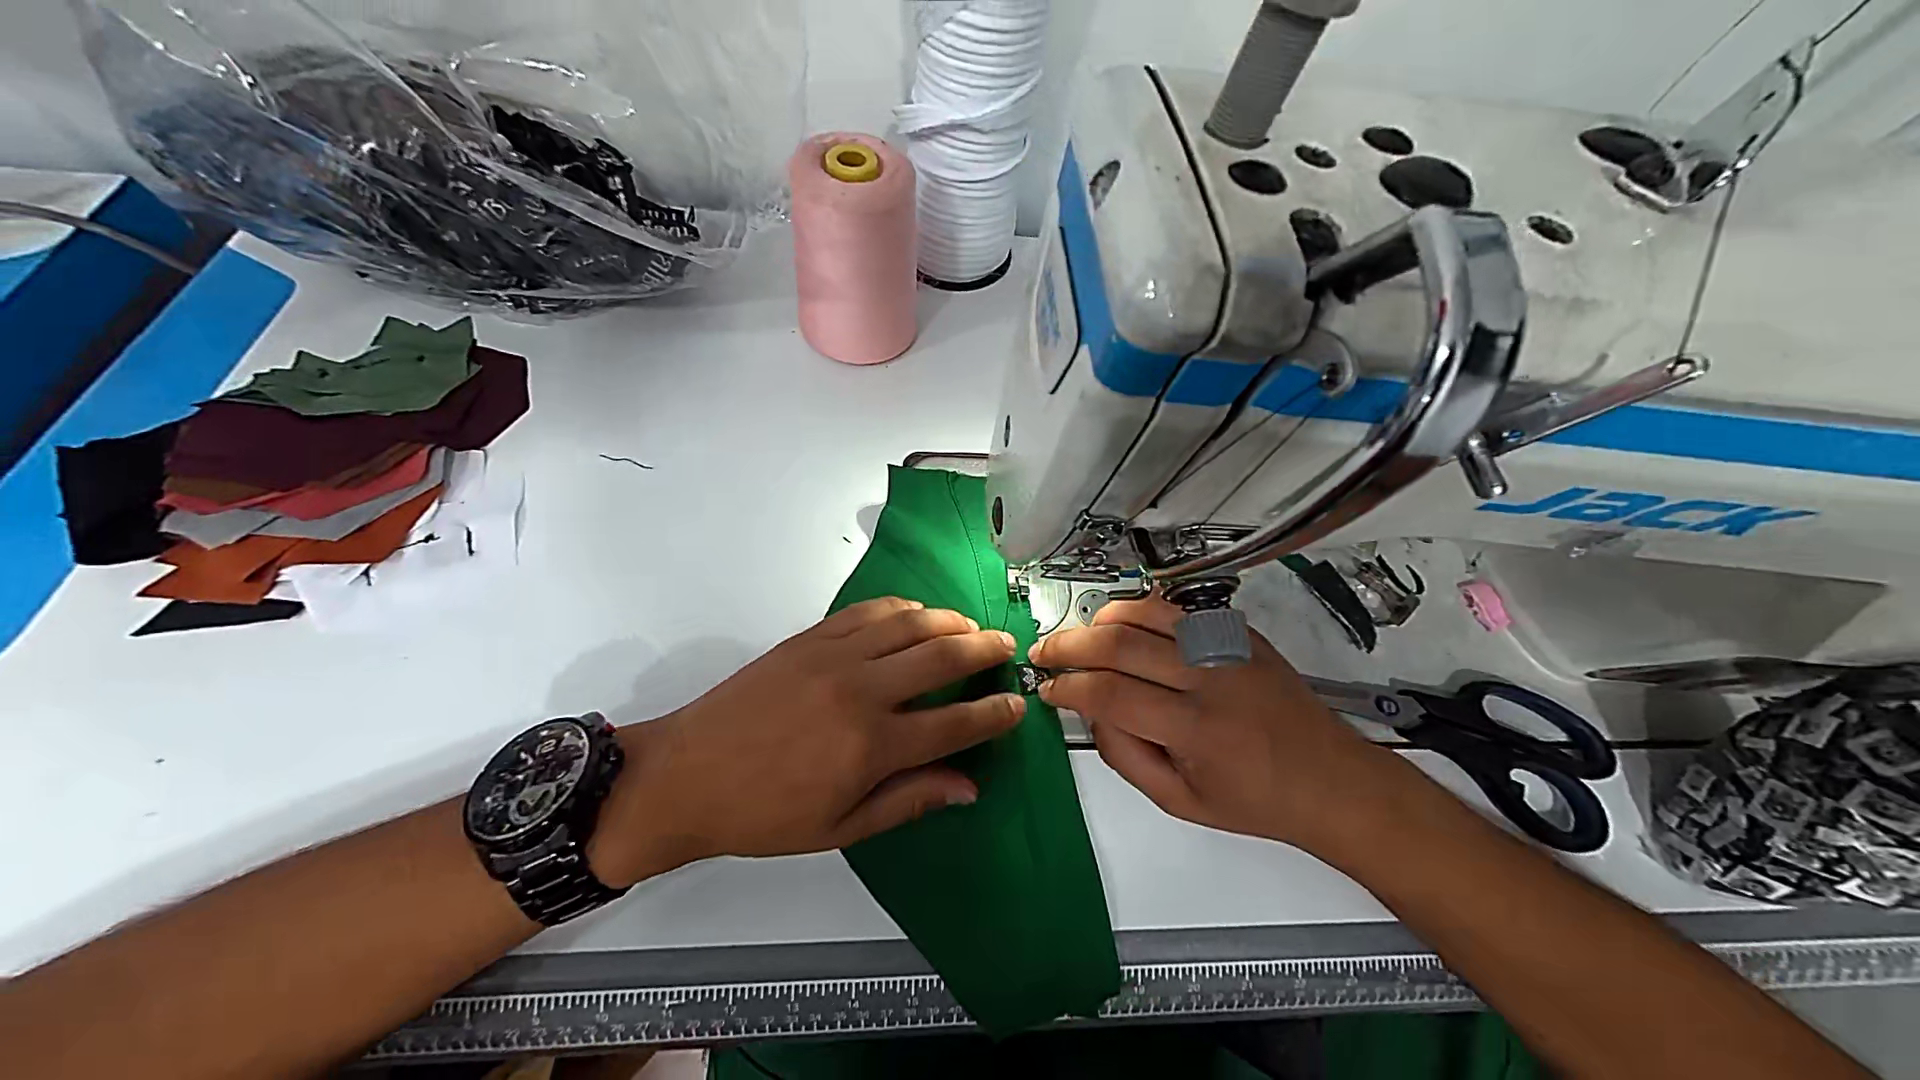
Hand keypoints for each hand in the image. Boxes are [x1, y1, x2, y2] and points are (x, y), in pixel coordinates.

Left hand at [588, 598, 1023, 885]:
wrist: (686, 775)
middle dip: (985, 649)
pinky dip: (901, 608)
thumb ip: (909, 801)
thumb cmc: (764, 813)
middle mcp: (861, 692)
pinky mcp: (810, 637)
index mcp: (872, 747)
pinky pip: (868, 611)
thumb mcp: (841, 827)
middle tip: (1006, 647)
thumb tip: (968, 787)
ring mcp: (834, 656)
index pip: (955, 723)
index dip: (994, 714)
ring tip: (971, 627)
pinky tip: (916, 614)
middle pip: (942, 657)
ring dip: (949, 621)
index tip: (1015, 705)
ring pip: (910, 624)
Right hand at [1030, 595, 1419, 855]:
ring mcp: (1227, 647)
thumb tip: (1090, 712)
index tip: (1048, 691)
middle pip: (1118, 645)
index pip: (1110, 695)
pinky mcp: (1238, 632)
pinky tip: (1119, 623)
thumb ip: (1125, 756)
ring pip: (1144, 613)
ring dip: (1098, 620)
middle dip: (1068, 646)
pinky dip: (1137, 609)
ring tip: (1077, 637)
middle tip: (1043, 654)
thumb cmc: (1256, 800)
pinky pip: (1175, 607)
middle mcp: (1210, 679)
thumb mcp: (1181, 802)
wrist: (1331, 779)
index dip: (1068, 689)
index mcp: (1196, 730)